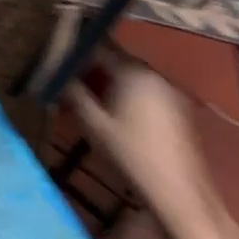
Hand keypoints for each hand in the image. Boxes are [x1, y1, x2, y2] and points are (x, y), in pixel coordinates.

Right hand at [66, 61, 238, 238]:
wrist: (178, 192)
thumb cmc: (130, 153)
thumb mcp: (92, 123)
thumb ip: (74, 93)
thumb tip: (60, 75)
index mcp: (134, 72)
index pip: (101, 46)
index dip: (78, 48)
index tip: (59, 51)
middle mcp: (155, 75)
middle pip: (118, 61)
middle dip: (93, 66)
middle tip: (70, 78)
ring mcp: (171, 92)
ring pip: (132, 77)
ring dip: (110, 82)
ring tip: (89, 97)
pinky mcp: (179, 110)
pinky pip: (147, 91)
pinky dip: (128, 94)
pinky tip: (115, 113)